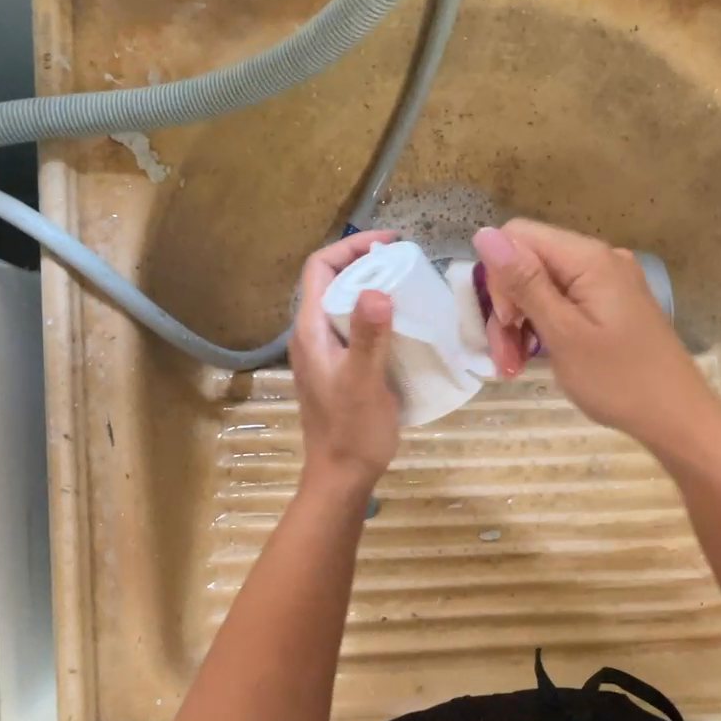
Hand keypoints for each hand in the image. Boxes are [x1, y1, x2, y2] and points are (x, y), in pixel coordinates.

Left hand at [291, 230, 400, 492]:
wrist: (341, 476)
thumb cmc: (351, 430)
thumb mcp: (363, 381)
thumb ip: (368, 336)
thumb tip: (376, 290)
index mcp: (311, 330)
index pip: (321, 268)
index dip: (352, 247)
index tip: (390, 244)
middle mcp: (313, 335)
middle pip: (333, 281)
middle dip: (367, 263)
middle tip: (407, 263)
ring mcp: (326, 353)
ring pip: (346, 304)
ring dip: (374, 288)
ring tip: (409, 286)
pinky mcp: (340, 368)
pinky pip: (356, 328)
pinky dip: (378, 315)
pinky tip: (405, 325)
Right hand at [472, 219, 715, 449]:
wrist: (676, 417)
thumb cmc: (618, 380)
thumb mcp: (563, 333)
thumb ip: (525, 283)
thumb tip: (484, 235)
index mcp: (588, 259)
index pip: (518, 236)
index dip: (499, 275)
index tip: (506, 321)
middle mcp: (598, 260)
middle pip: (528, 263)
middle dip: (507, 307)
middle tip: (505, 357)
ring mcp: (607, 283)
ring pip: (541, 288)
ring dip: (520, 324)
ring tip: (514, 367)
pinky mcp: (610, 306)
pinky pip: (563, 304)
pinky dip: (543, 329)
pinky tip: (533, 360)